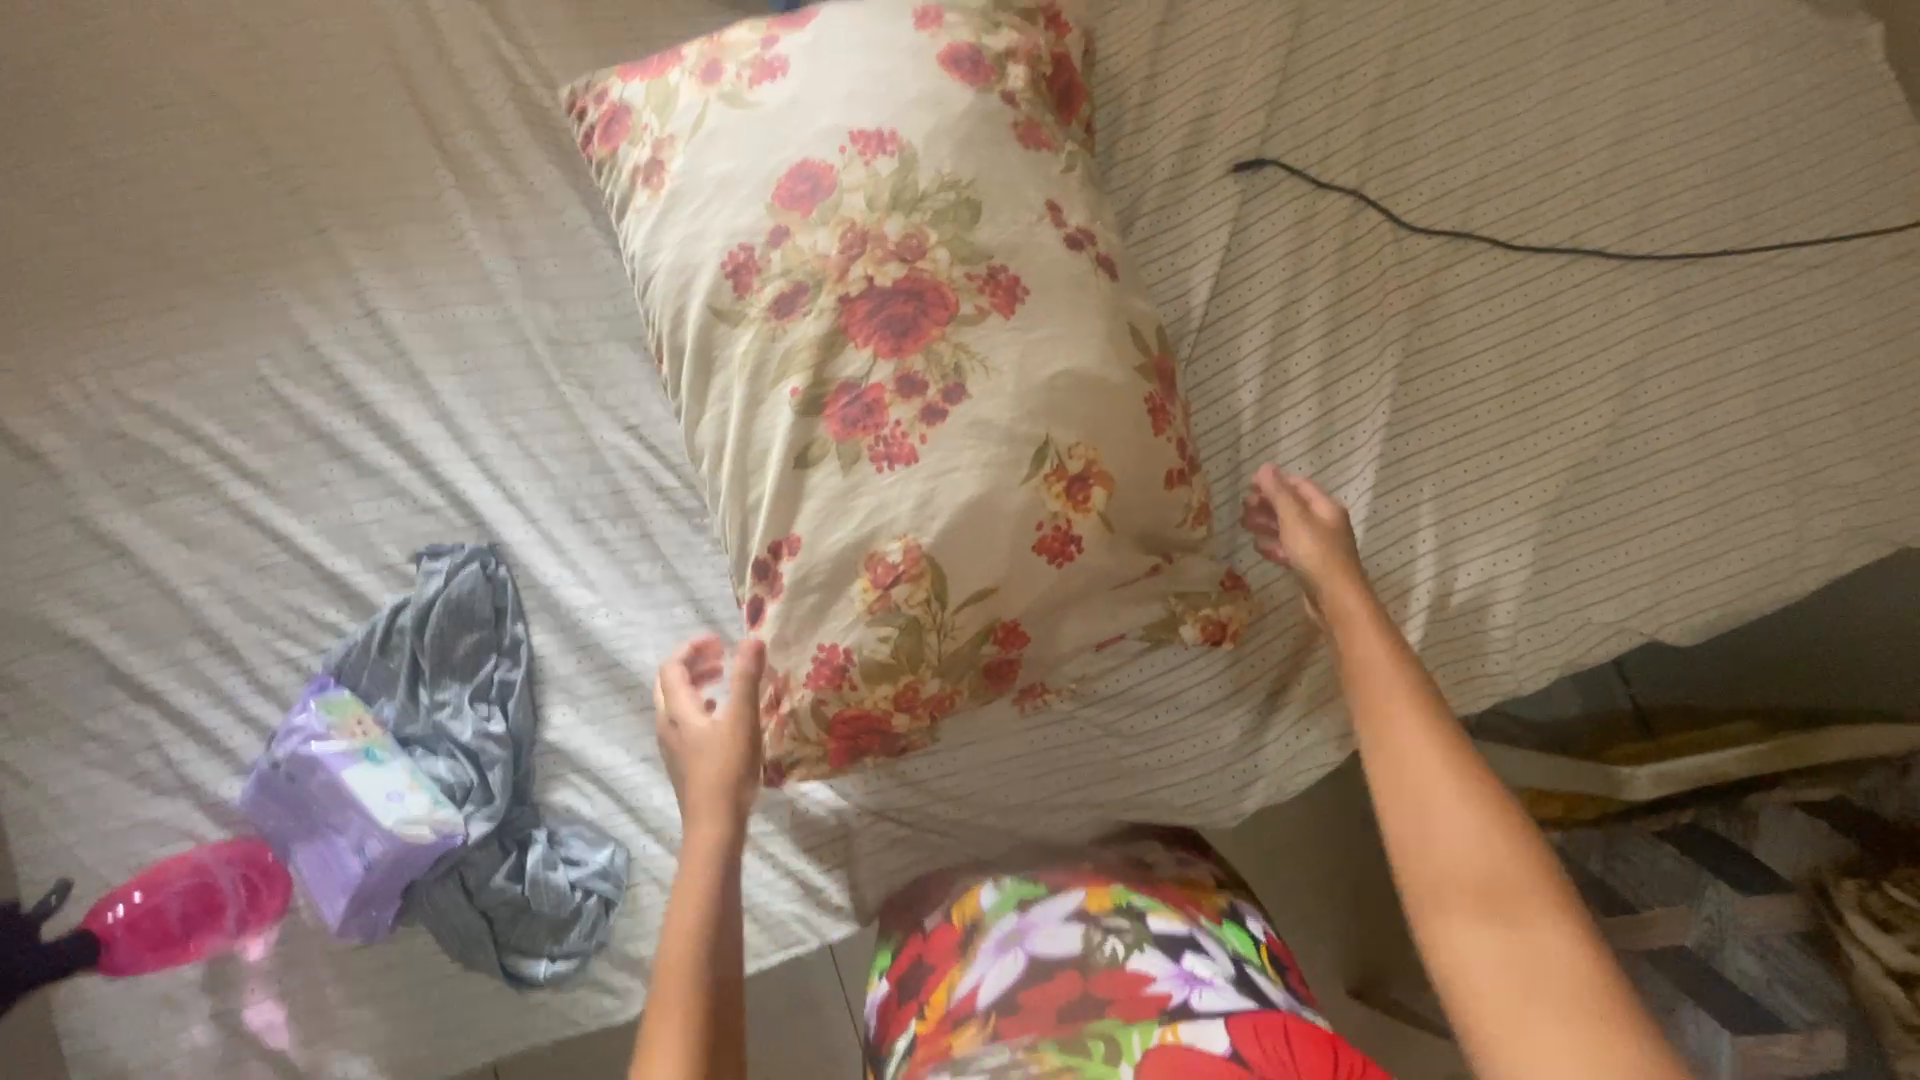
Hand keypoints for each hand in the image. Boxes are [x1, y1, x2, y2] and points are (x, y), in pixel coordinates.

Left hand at [653, 635, 767, 843]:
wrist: (714, 825)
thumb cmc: (728, 769)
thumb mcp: (743, 719)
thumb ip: (747, 678)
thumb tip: (752, 639)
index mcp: (678, 711)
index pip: (672, 667)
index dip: (692, 648)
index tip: (719, 641)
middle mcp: (667, 725)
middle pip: (669, 684)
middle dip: (693, 664)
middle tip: (721, 657)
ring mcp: (672, 746)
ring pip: (675, 704)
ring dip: (697, 685)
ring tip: (724, 681)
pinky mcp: (682, 762)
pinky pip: (684, 722)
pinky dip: (700, 707)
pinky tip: (722, 716)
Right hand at [1240, 464, 1368, 622]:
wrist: (1335, 598)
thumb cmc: (1316, 553)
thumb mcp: (1294, 518)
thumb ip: (1278, 493)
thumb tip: (1264, 467)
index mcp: (1325, 507)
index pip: (1299, 486)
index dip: (1275, 482)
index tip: (1249, 485)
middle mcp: (1324, 523)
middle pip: (1292, 507)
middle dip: (1267, 504)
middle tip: (1243, 507)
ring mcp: (1317, 546)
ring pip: (1288, 529)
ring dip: (1266, 525)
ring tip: (1244, 525)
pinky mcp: (1310, 566)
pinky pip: (1289, 549)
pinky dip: (1274, 546)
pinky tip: (1259, 548)